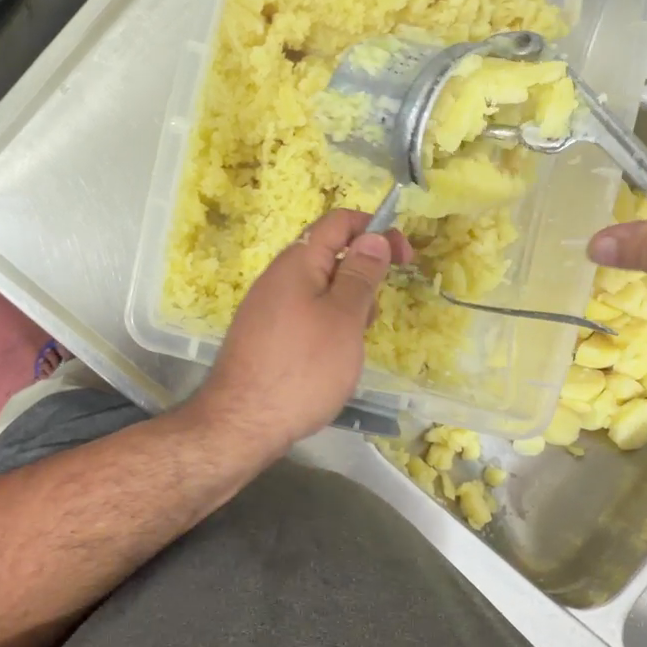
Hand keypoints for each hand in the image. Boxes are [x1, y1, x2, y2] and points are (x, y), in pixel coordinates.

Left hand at [185, 208, 411, 458]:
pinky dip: (326, 331)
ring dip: (346, 311)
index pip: (338, 223)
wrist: (241, 424)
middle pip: (329, 258)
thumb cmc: (302, 368)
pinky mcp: (264, 339)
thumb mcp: (343, 318)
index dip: (376, 230)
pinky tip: (330, 363)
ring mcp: (266, 310)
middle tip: (370, 318)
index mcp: (295, 263)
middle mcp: (276, 279)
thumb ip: (359, 275)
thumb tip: (373, 237)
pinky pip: (304, 320)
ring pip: (319, 294)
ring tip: (350, 348)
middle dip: (361, 279)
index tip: (405, 257)